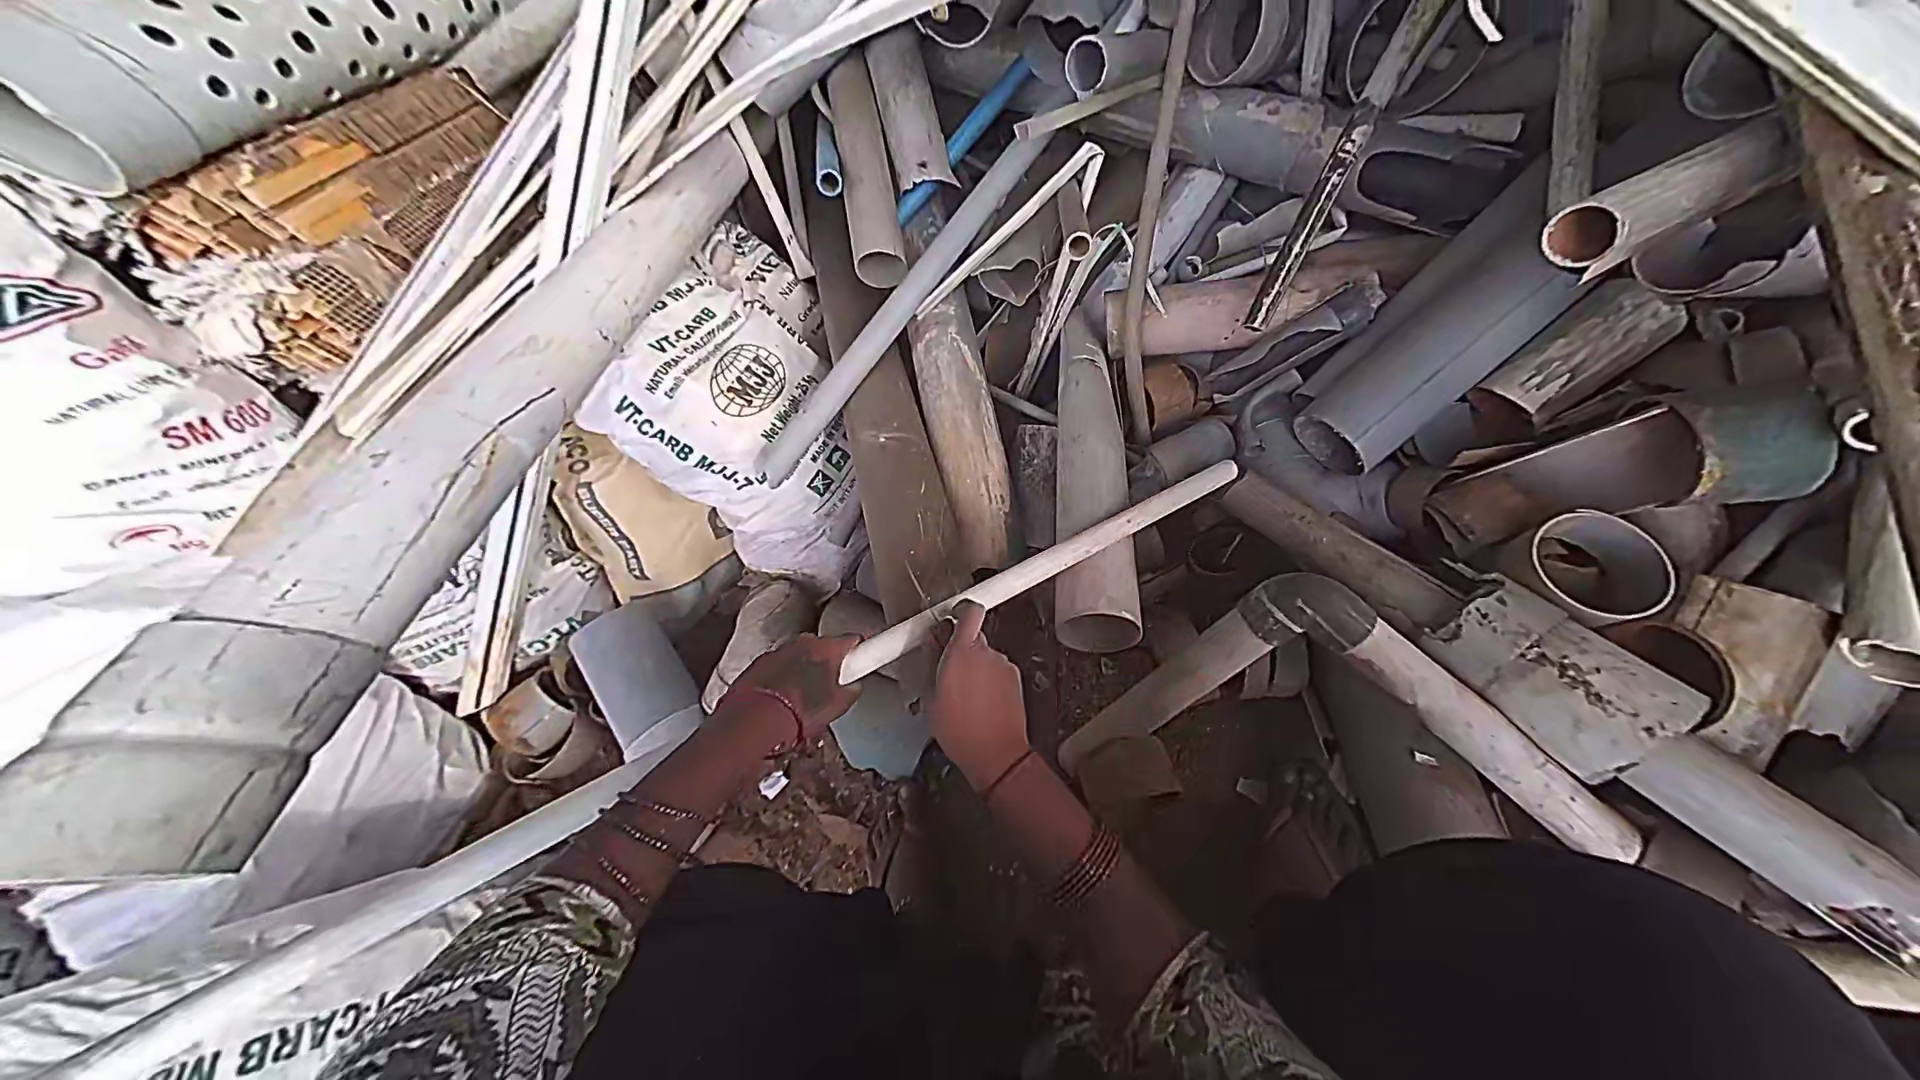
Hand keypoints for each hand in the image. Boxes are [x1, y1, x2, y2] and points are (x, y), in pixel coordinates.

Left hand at [721, 633, 863, 745]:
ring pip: (799, 655)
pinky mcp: (759, 663)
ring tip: (804, 697)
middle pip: (823, 646)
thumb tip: (852, 687)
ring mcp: (779, 651)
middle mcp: (803, 642)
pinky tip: (783, 699)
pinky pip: (778, 665)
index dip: (860, 649)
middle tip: (831, 687)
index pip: (852, 640)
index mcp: (827, 647)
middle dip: (828, 662)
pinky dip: (782, 677)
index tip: (862, 657)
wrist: (755, 723)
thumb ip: (850, 690)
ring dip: (803, 669)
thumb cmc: (799, 712)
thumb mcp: (837, 706)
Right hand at [930, 601, 1029, 784]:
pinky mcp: (1015, 678)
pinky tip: (981, 701)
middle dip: (962, 648)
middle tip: (950, 669)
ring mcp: (1003, 665)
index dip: (962, 609)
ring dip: (977, 667)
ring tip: (966, 695)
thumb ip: (932, 664)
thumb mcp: (930, 697)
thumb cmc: (961, 730)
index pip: (969, 612)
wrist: (995, 753)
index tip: (954, 614)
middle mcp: (986, 654)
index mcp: (961, 652)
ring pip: (986, 656)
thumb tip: (931, 648)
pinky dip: (990, 680)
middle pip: (974, 636)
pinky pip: (998, 670)